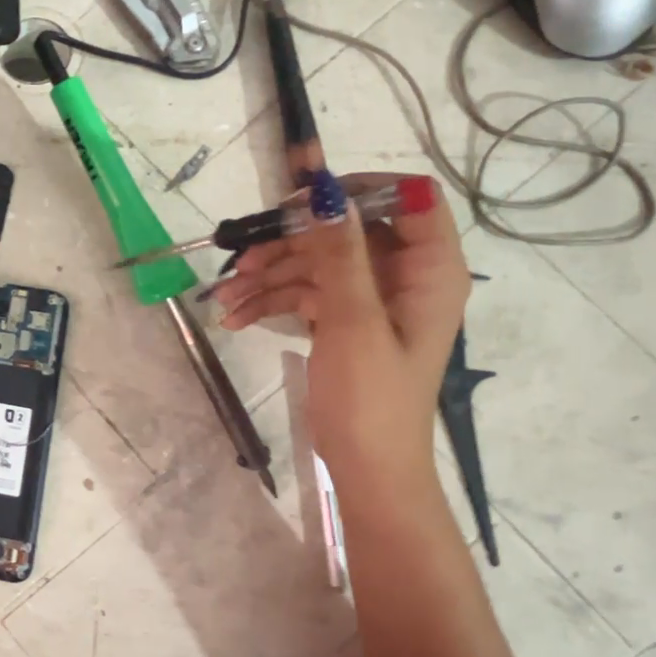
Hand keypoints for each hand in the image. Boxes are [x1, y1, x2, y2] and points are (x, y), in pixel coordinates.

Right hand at [214, 173, 469, 469]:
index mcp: (429, 270)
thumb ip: (339, 254)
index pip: (410, 199)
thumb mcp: (353, 322)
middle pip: (346, 230)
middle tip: (242, 254)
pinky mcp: (343, 320)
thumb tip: (324, 194)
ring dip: (268, 274)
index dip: (356, 191)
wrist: (366, 465)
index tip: (299, 203)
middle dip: (290, 241)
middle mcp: (404, 275)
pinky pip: (304, 293)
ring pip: (315, 262)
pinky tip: (235, 319)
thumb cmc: (372, 397)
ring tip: (225, 297)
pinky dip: (269, 301)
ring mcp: (371, 299)